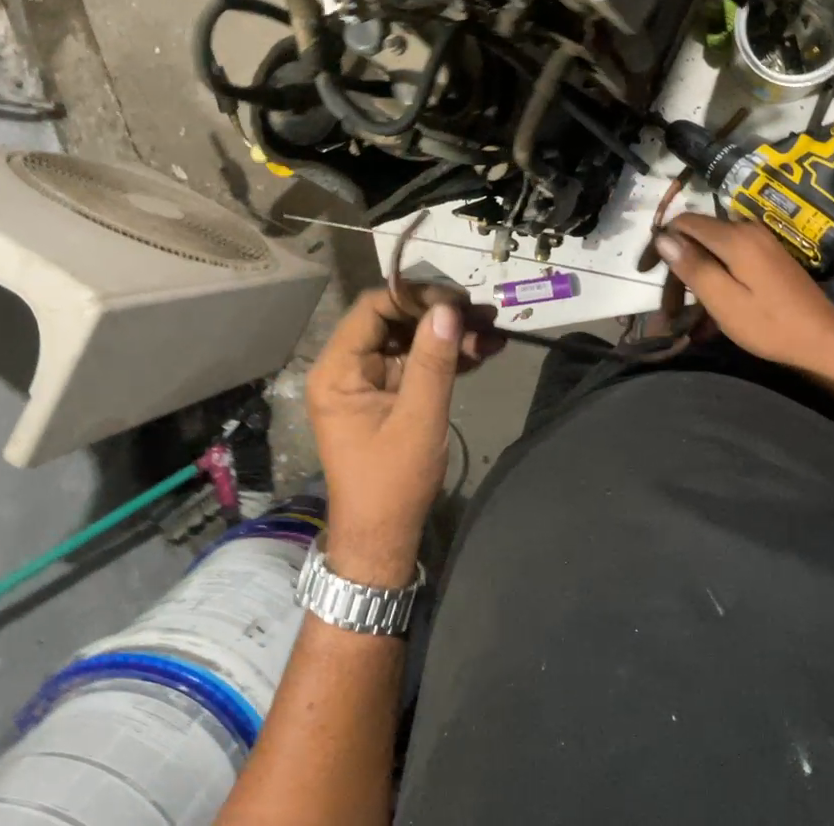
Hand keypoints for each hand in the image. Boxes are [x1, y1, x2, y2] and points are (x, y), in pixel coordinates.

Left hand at [305, 289, 501, 585]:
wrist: (383, 535)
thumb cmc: (393, 480)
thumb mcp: (418, 418)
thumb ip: (433, 361)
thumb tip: (449, 309)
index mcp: (338, 370)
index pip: (373, 308)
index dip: (417, 297)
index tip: (460, 301)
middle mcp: (348, 368)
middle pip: (394, 320)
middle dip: (441, 315)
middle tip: (485, 315)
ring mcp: (368, 382)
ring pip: (410, 340)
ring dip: (451, 335)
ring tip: (494, 332)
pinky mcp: (388, 397)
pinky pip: (417, 364)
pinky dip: (448, 357)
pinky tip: (484, 352)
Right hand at [654, 213, 833, 370]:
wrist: (823, 339)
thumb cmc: (771, 325)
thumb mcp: (725, 301)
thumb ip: (694, 266)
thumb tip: (664, 237)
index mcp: (736, 238)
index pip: (684, 223)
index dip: (660, 243)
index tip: (645, 273)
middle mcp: (748, 231)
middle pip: (697, 239)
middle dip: (677, 271)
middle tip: (668, 313)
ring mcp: (761, 244)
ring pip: (712, 252)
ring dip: (693, 281)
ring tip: (683, 319)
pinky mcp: (768, 259)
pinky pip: (729, 262)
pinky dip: (713, 282)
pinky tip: (708, 314)